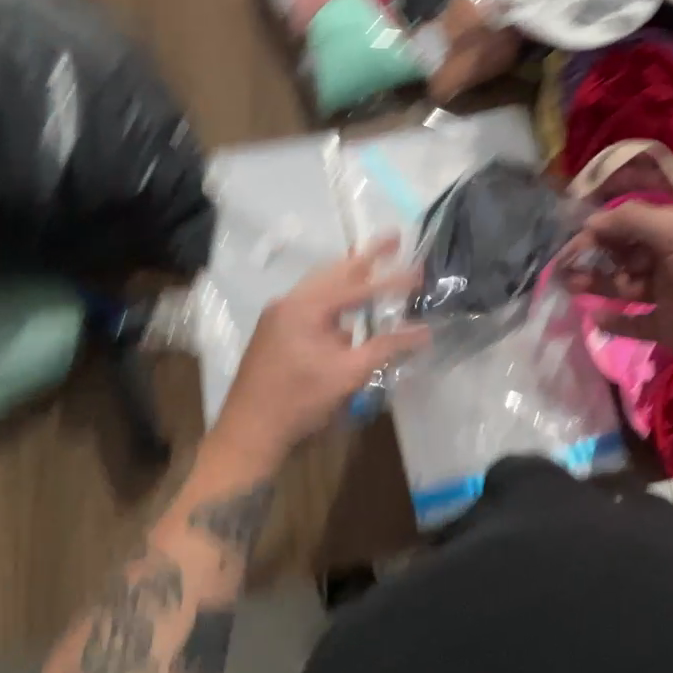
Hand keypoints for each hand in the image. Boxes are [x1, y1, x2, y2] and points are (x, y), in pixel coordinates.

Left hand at [212, 241, 427, 466]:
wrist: (248, 435)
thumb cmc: (299, 402)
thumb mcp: (348, 374)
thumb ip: (387, 347)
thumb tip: (424, 332)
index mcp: (305, 307)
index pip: (358, 286)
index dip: (392, 280)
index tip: (420, 271)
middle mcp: (289, 302)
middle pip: (335, 272)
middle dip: (367, 257)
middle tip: (395, 238)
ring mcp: (278, 316)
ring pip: (321, 286)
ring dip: (350, 276)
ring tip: (376, 264)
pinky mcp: (276, 332)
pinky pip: (311, 303)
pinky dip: (335, 298)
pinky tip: (350, 311)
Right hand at [560, 202, 672, 378]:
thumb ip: (633, 222)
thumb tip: (591, 220)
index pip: (630, 224)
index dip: (602, 229)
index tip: (576, 239)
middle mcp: (671, 258)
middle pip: (623, 254)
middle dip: (595, 256)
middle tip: (567, 265)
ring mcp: (670, 294)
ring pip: (624, 287)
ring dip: (598, 284)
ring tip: (573, 286)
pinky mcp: (670, 328)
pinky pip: (635, 323)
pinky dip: (614, 320)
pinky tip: (594, 317)